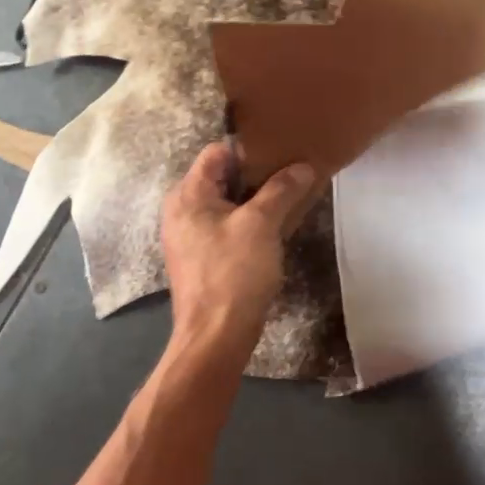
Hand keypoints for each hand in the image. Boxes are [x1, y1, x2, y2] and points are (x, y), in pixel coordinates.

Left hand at [162, 142, 314, 345]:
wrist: (216, 335)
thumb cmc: (233, 272)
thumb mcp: (261, 224)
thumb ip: (282, 190)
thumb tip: (303, 167)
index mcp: (188, 195)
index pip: (217, 152)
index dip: (250, 150)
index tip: (284, 154)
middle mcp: (182, 210)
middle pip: (222, 176)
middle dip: (257, 174)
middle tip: (293, 174)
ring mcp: (190, 235)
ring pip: (227, 203)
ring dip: (256, 200)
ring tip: (290, 198)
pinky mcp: (202, 257)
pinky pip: (227, 226)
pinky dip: (249, 221)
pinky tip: (275, 228)